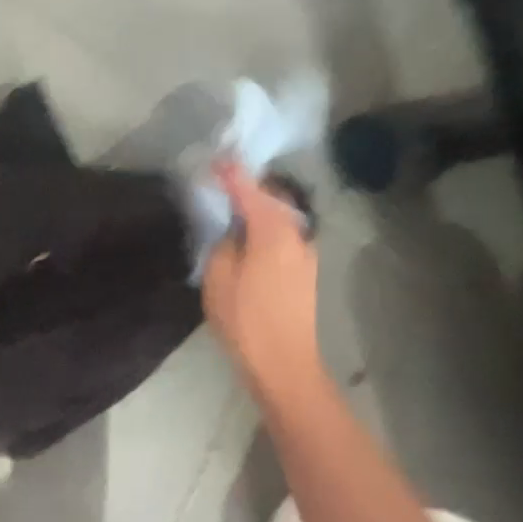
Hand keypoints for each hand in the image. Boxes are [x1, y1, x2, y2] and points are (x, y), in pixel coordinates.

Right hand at [202, 161, 323, 396]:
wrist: (285, 364)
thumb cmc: (246, 319)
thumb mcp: (218, 277)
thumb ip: (224, 243)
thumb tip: (232, 229)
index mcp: (273, 232)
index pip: (250, 191)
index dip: (232, 174)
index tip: (217, 158)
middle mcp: (297, 235)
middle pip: (273, 198)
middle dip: (250, 187)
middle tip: (222, 182)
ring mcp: (306, 253)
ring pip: (281, 217)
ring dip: (259, 207)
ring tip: (232, 207)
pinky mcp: (305, 270)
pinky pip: (284, 234)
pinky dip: (266, 226)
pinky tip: (248, 236)